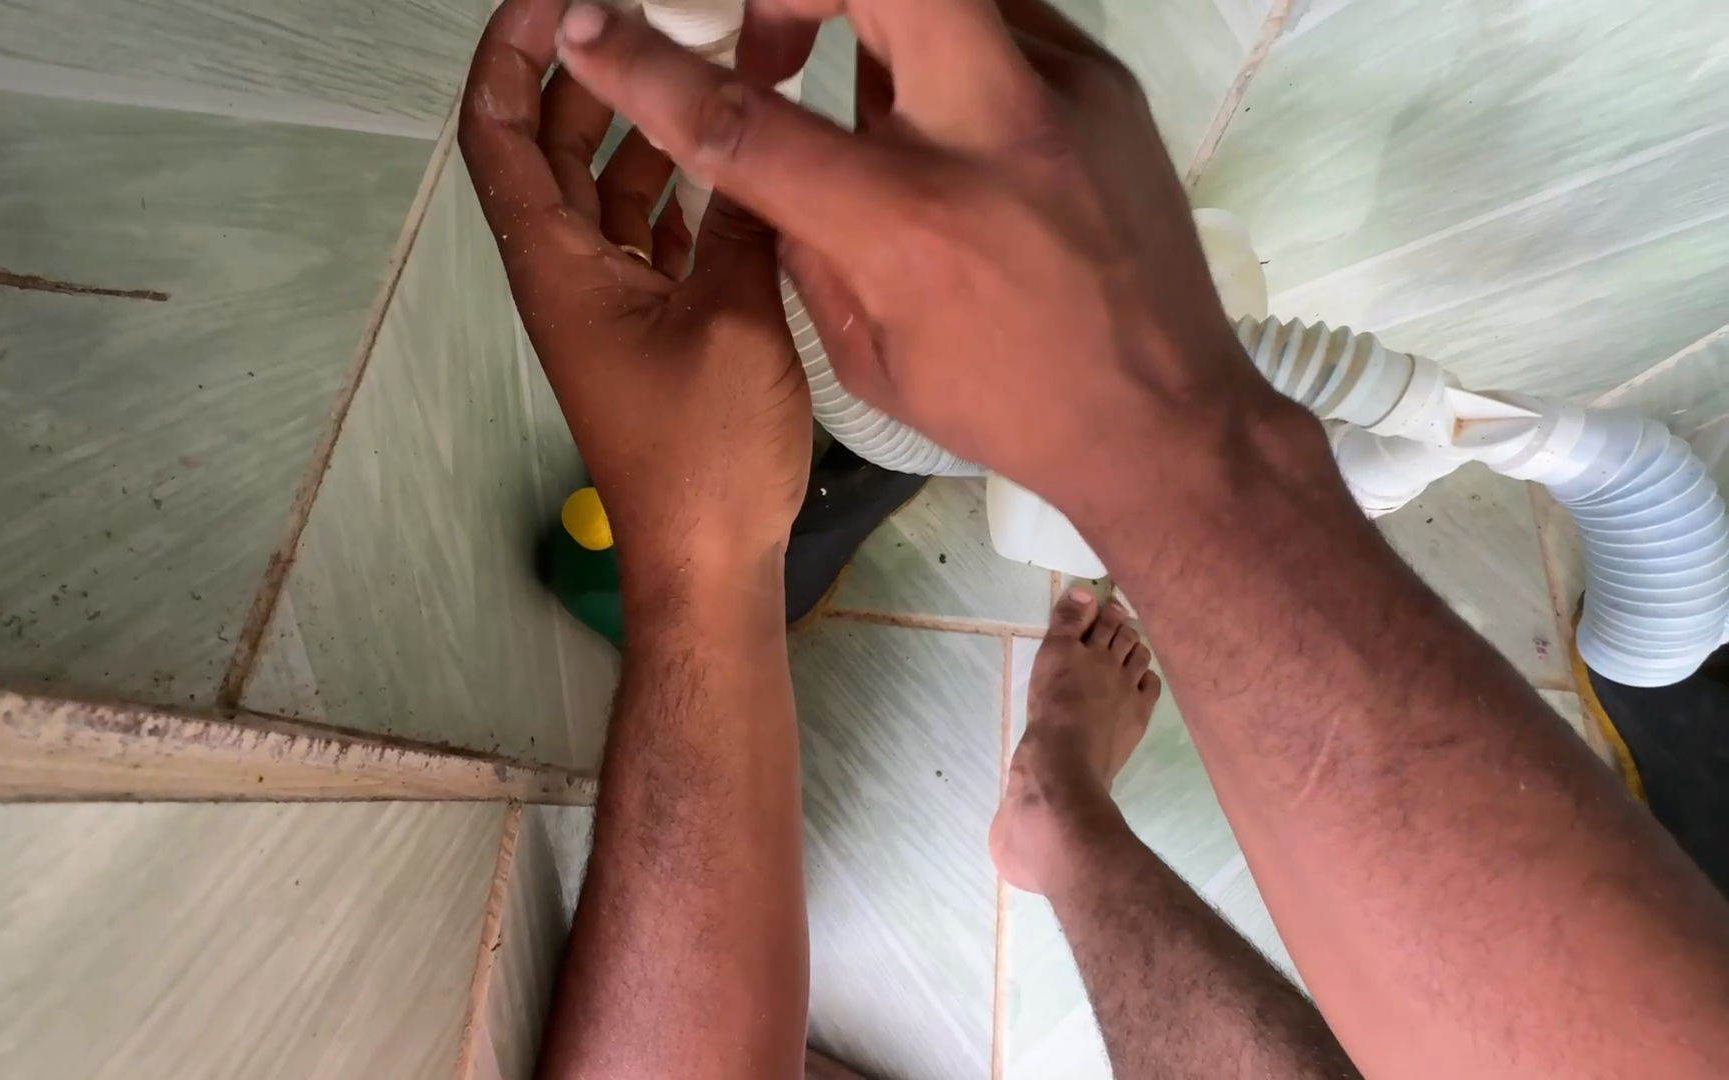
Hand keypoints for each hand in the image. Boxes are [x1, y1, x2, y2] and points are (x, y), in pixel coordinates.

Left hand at [459, 0, 812, 590]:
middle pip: (550, 151)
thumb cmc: (708, 450)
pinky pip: (647, 244)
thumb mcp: (735, 321)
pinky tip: (724, 173)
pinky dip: (676, 201)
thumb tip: (760, 148)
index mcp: (557, 267)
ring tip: (701, 80)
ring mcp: (608, 310)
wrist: (706, 554)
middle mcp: (567, 279)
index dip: (511, 49)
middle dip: (591, 77)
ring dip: (641, 137)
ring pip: (604, 197)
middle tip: (658, 26)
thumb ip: (746, 223)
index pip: (496, 129)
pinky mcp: (648, 337)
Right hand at [545, 0, 1295, 521]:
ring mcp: (1059, 91)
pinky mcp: (1105, 82)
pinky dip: (946, 58)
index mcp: (907, 229)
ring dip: (874, 24)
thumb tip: (778, 179)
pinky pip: (995, 24)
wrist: (1158, 414)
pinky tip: (952, 135)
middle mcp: (985, 133)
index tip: (594, 35)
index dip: (648, 74)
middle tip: (773, 41)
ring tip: (873, 113)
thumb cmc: (1004, 410)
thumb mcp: (875, 362)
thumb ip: (812, 255)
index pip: (744, 124)